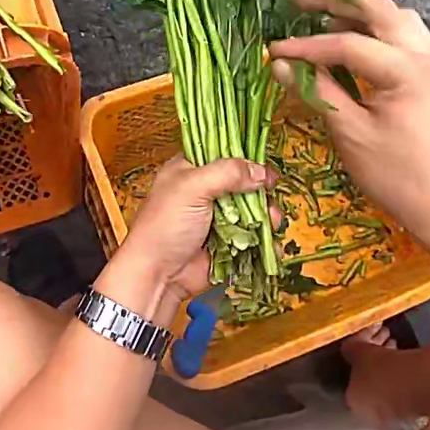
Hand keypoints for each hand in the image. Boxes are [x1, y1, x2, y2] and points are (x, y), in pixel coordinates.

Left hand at [99, 157, 270, 324]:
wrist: (158, 275)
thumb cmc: (165, 225)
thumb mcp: (192, 188)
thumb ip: (227, 173)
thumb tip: (261, 171)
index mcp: (191, 169)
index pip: (223, 153)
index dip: (245, 159)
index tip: (265, 168)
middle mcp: (205, 191)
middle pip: (243, 183)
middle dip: (259, 191)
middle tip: (268, 197)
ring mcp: (217, 217)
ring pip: (251, 210)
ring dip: (265, 216)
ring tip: (271, 222)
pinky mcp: (227, 242)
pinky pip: (252, 236)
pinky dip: (264, 240)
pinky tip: (271, 243)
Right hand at [268, 0, 429, 250]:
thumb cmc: (398, 175)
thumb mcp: (351, 134)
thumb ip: (317, 91)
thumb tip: (280, 64)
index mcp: (409, 71)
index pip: (349, 44)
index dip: (307, 45)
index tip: (275, 48)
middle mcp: (428, 56)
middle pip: (380, 11)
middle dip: (337, 2)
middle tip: (299, 0)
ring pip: (396, 19)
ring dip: (360, 13)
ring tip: (323, 16)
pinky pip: (404, 38)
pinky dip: (375, 32)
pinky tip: (351, 41)